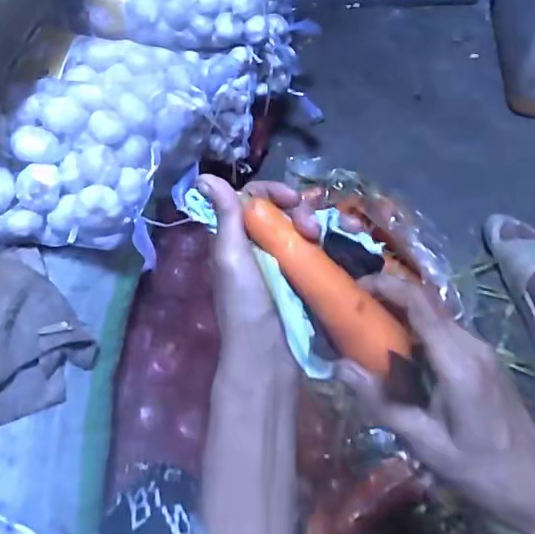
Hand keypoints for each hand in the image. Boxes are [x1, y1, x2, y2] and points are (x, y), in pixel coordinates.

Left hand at [195, 175, 317, 355]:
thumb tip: (204, 176)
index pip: (253, 199)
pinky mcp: (300, 281)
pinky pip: (312, 252)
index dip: (273, 192)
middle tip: (311, 227)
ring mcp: (280, 264)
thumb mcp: (231, 256)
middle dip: (298, 210)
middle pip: (280, 211)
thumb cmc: (245, 303)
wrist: (267, 357)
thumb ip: (225, 216)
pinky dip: (322, 246)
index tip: (293, 199)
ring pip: (298, 229)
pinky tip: (330, 249)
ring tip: (319, 239)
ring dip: (312, 226)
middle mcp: (256, 246)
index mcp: (235, 238)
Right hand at [335, 275, 534, 533]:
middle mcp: (472, 346)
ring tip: (367, 325)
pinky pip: (443, 330)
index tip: (353, 288)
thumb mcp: (429, 446)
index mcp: (458, 362)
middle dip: (387, 294)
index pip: (419, 303)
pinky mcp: (484, 359)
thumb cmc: (486, 472)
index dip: (385, 285)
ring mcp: (482, 350)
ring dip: (400, 310)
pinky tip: (398, 348)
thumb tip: (339, 366)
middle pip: (425, 302)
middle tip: (352, 307)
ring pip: (434, 314)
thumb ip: (383, 404)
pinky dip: (415, 327)